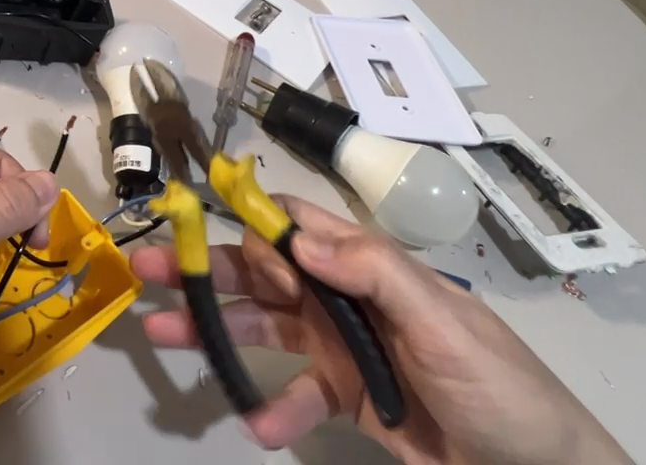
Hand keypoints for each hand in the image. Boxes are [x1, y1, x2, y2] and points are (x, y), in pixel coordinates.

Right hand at [131, 195, 630, 464]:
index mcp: (362, 263)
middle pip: (259, 269)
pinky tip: (258, 424)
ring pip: (260, 324)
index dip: (252, 224)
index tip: (223, 243)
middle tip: (148, 269)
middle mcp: (338, 294)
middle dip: (204, 267)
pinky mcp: (341, 394)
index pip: (292, 221)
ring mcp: (336, 344)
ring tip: (161, 335)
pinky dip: (272, 406)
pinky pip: (293, 392)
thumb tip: (296, 235)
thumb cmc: (497, 385)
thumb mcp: (442, 321)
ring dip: (213, 328)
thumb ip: (372, 271)